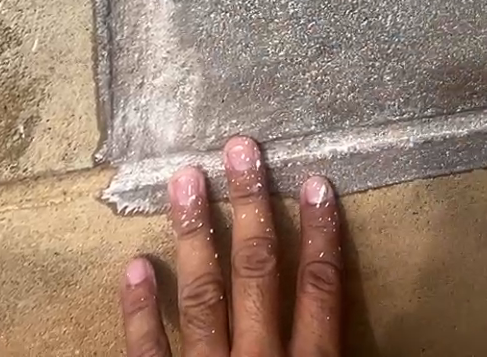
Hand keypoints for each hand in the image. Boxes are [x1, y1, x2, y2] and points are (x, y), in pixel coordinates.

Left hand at [121, 136, 344, 356]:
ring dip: (195, 233)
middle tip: (240, 149)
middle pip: (257, 271)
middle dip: (250, 205)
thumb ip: (329, 344)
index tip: (316, 183)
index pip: (319, 289)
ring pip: (203, 296)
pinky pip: (149, 351)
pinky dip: (140, 309)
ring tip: (187, 179)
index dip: (320, 234)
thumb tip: (352, 308)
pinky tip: (135, 265)